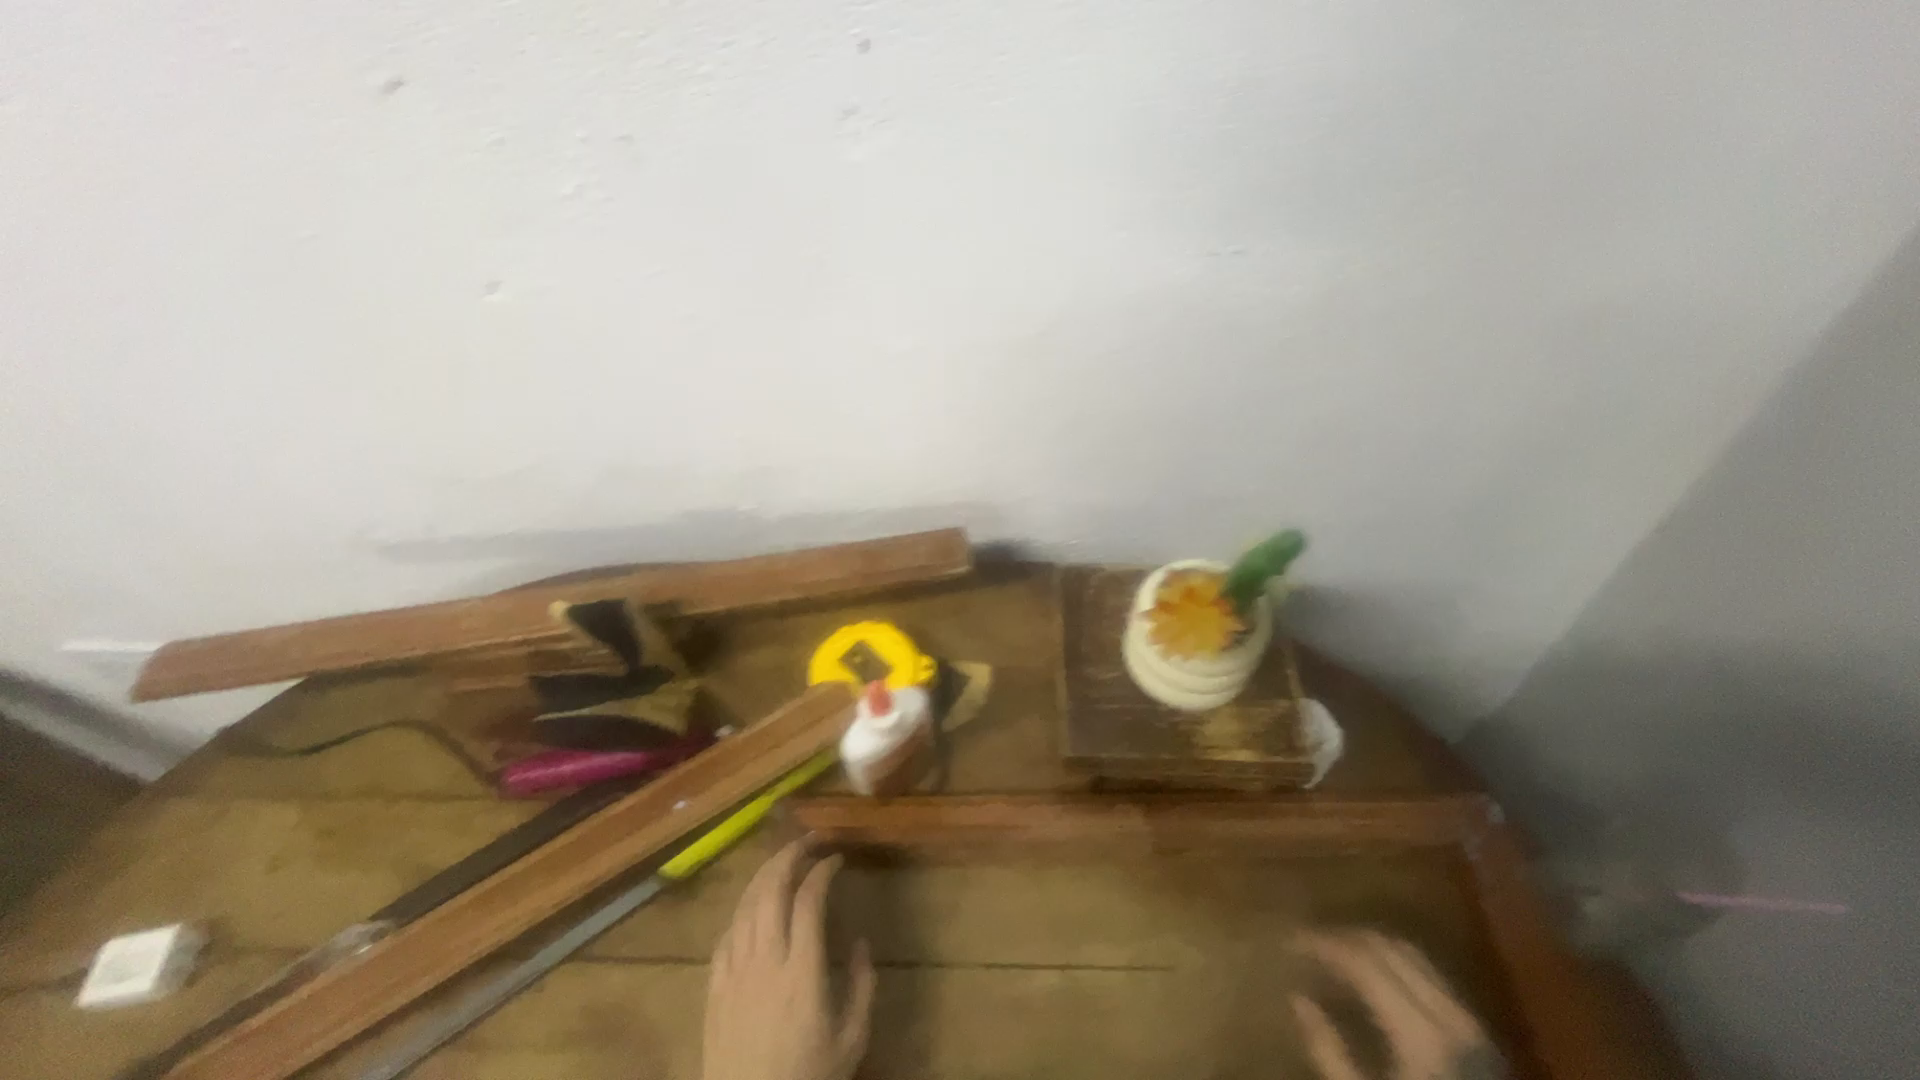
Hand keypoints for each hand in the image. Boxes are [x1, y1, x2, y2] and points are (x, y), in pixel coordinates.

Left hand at [702, 841, 875, 1079]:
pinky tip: (752, 907)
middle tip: (807, 842)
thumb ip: (862, 986)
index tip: (835, 858)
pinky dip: (742, 910)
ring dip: (764, 876)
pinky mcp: (714, 987)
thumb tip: (860, 942)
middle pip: (771, 891)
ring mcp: (734, 972)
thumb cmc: (808, 1078)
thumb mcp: (851, 1040)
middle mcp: (765, 961)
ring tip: (781, 861)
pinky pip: (726, 935)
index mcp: (802, 972)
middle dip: (789, 857)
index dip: (821, 871)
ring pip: (745, 907)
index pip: (809, 901)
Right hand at [1291, 931, 1498, 1079]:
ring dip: (1370, 945)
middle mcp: (1449, 1013)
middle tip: (1307, 942)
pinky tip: (1372, 976)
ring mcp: (1469, 1017)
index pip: (1363, 961)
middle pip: (1389, 948)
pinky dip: (1395, 962)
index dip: (1323, 943)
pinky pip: (1430, 974)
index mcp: (1419, 1032)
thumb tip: (1298, 999)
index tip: (1290, 941)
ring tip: (1334, 953)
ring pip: (1412, 954)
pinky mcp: (1476, 1027)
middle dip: (1344, 938)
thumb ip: (1329, 1051)